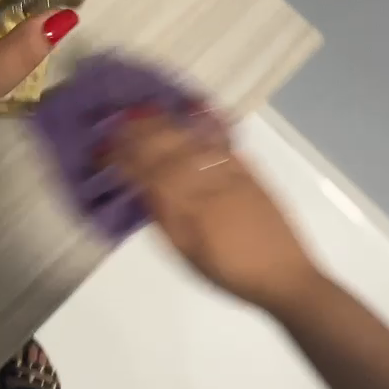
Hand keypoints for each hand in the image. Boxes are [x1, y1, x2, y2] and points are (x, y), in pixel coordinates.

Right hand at [110, 111, 324, 312]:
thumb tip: (138, 188)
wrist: (286, 277)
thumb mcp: (186, 253)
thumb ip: (163, 218)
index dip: (121, 159)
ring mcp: (229, 174)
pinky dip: (199, 125)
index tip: (102, 149)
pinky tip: (186, 113)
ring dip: (162, 123)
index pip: (144, 174)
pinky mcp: (249, 170)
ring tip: (142, 111)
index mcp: (186, 210)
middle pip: (164, 150)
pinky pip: (218, 142)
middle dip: (137, 133)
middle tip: (115, 120)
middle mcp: (205, 185)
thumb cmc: (229, 273)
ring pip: (188, 141)